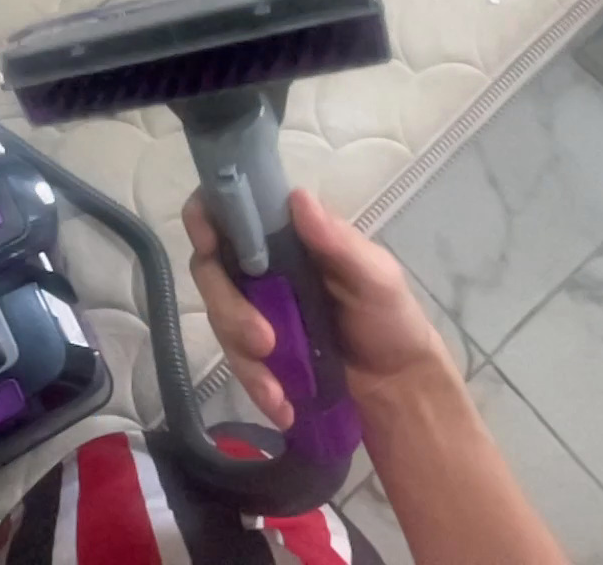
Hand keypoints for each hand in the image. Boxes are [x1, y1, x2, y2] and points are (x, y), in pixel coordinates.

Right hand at [185, 188, 447, 428]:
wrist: (398, 388)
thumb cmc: (390, 317)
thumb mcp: (376, 276)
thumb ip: (338, 241)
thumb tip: (298, 197)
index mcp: (283, 233)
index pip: (225, 209)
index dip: (204, 218)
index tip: (208, 243)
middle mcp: (257, 263)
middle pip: (210, 268)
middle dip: (228, 307)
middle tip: (262, 340)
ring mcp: (252, 305)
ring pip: (217, 316)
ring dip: (240, 353)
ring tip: (278, 389)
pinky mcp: (253, 347)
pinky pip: (235, 358)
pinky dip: (254, 383)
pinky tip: (281, 405)